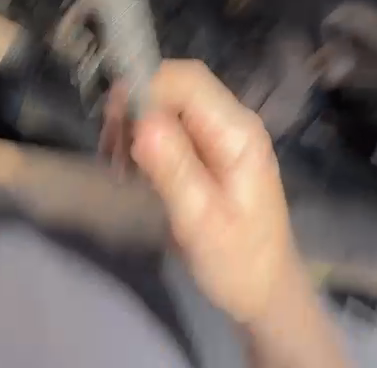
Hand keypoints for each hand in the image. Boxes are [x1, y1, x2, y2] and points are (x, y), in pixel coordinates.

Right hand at [106, 60, 302, 326]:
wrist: (265, 296)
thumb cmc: (238, 262)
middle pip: (173, 85)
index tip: (115, 121)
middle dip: (134, 106)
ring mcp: (218, 133)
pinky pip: (165, 122)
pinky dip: (140, 136)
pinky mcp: (205, 146)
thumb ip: (173, 169)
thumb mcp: (201, 222)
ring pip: (165, 101)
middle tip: (111, 146)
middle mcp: (230, 122)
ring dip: (133, 122)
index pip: (188, 80)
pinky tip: (128, 165)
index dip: (147, 87)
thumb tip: (140, 122)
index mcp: (238, 133)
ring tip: (117, 162)